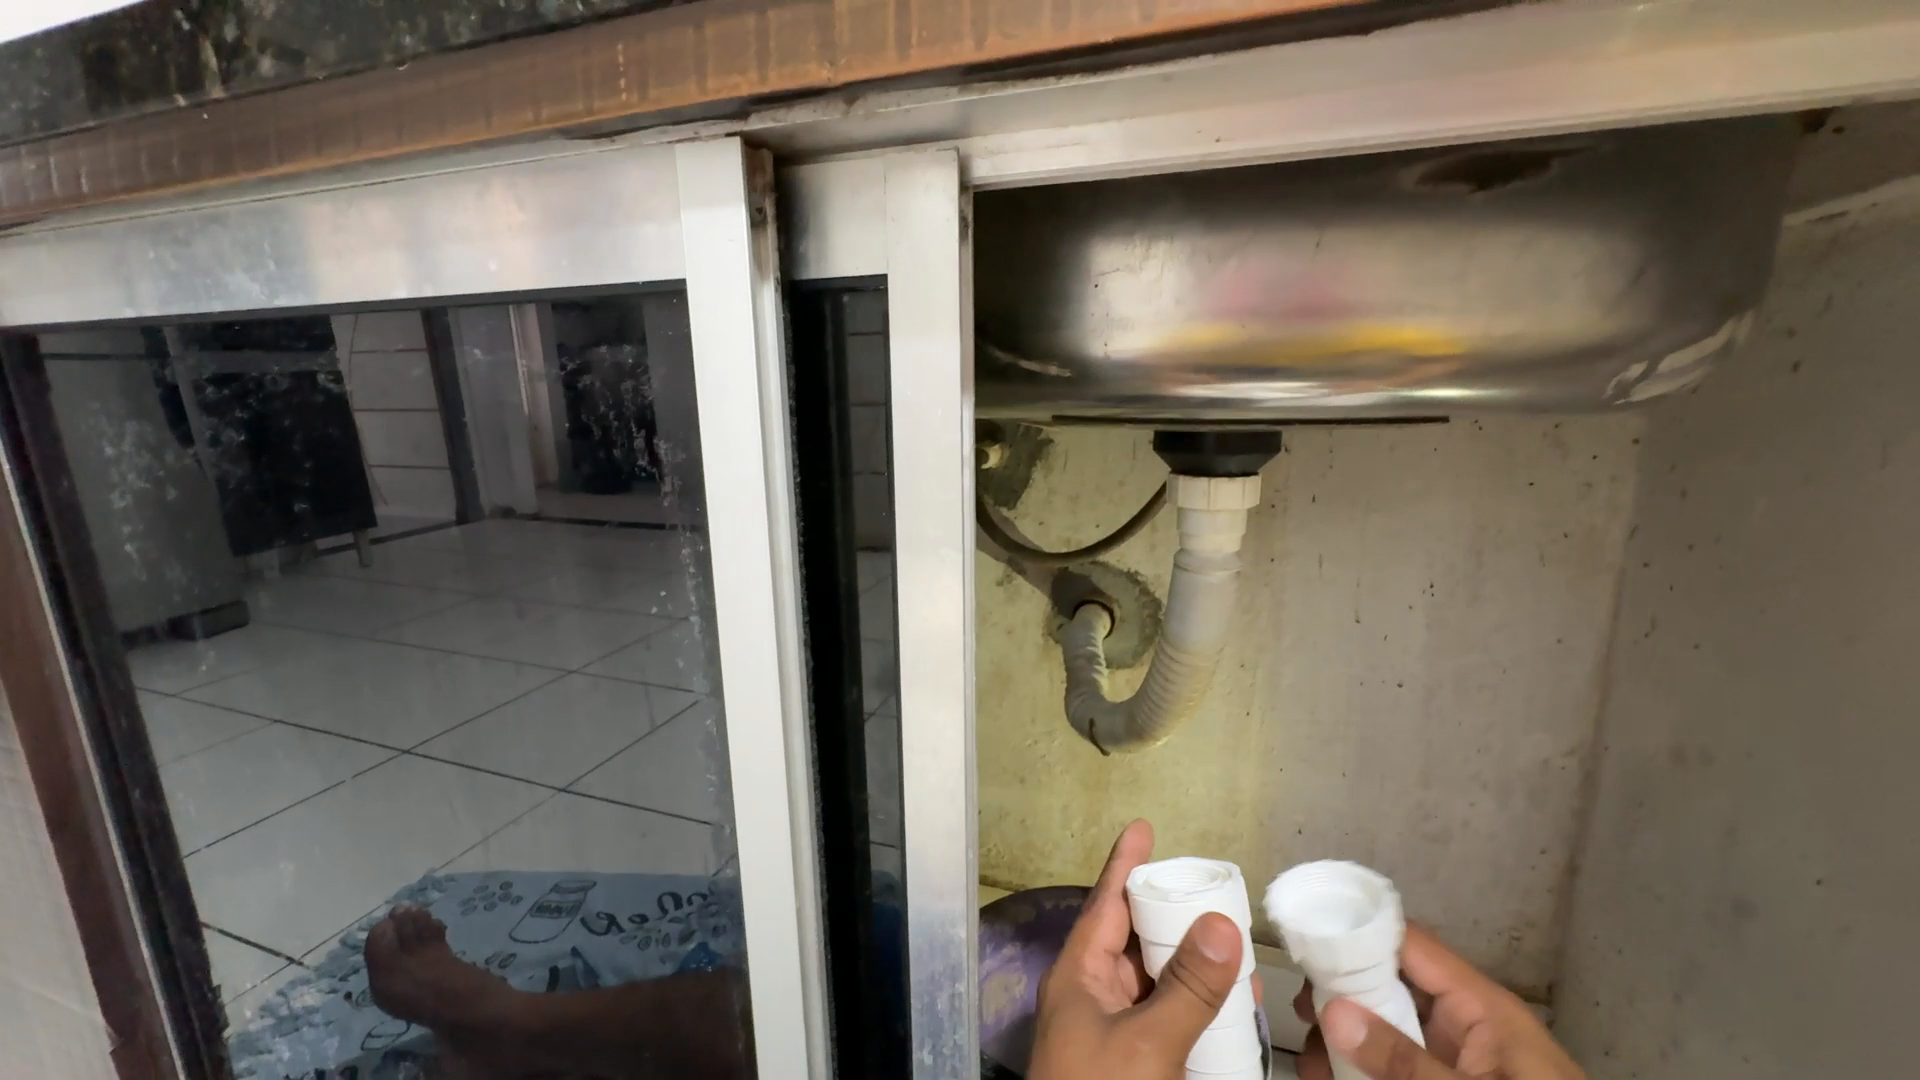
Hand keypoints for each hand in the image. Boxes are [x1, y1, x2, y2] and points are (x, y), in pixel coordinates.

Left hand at [1028, 819, 1255, 1079]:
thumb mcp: (1146, 1044)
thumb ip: (1187, 988)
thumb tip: (1222, 924)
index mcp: (1080, 974)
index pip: (1105, 901)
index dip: (1125, 862)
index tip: (1144, 826)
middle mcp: (1093, 994)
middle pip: (1135, 937)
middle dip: (1173, 915)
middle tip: (1214, 896)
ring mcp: (1113, 1030)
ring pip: (1156, 979)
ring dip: (1194, 965)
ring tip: (1237, 951)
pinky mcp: (1136, 1063)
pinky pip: (1168, 1019)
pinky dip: (1199, 1008)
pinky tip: (1234, 1009)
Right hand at [1295, 925, 1584, 1079]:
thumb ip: (1405, 1060)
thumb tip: (1330, 1012)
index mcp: (1479, 1005)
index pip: (1408, 942)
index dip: (1357, 930)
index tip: (1306, 939)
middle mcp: (1462, 1021)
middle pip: (1386, 983)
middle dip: (1340, 997)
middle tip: (1303, 1014)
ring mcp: (1453, 1056)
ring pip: (1383, 1027)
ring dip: (1343, 1042)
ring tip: (1313, 1067)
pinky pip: (1394, 1063)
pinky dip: (1361, 1068)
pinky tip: (1330, 1078)